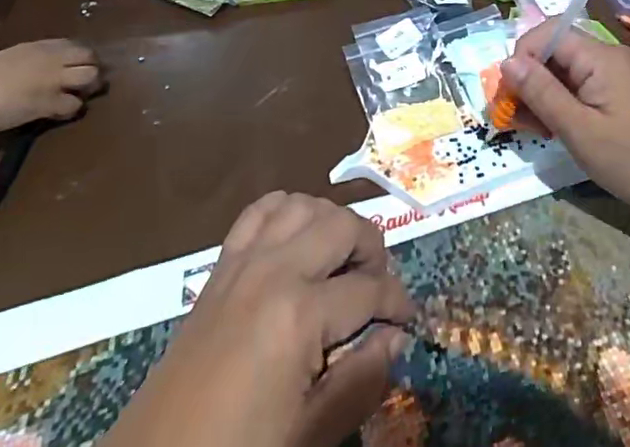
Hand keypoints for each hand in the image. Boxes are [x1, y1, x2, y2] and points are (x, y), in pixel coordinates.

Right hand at [0, 39, 100, 135]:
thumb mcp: (9, 58)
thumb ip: (33, 59)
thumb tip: (48, 66)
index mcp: (39, 47)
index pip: (75, 45)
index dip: (81, 57)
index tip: (78, 68)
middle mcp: (51, 59)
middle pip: (90, 57)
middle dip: (93, 69)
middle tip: (85, 84)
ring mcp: (53, 79)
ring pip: (91, 77)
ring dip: (89, 88)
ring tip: (77, 97)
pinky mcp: (49, 103)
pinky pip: (75, 105)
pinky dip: (72, 110)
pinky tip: (60, 113)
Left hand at [106, 193, 414, 446]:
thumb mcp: (312, 430)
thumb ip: (363, 379)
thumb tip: (396, 336)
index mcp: (300, 313)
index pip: (370, 289)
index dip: (398, 302)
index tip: (407, 318)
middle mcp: (275, 270)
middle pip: (342, 226)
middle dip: (373, 249)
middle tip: (379, 286)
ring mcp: (244, 261)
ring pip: (303, 205)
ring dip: (332, 223)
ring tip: (342, 258)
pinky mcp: (221, 264)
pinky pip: (259, 211)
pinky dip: (287, 211)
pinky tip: (298, 237)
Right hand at [500, 25, 629, 212]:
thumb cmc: (628, 160)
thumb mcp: (577, 128)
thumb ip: (541, 91)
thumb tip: (507, 61)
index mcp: (601, 57)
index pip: (549, 33)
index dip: (523, 56)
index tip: (511, 92)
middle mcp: (607, 55)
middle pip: (553, 50)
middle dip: (528, 78)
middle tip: (514, 115)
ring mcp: (611, 72)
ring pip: (561, 68)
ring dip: (539, 92)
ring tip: (530, 126)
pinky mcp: (612, 90)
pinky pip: (575, 83)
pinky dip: (557, 100)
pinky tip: (549, 127)